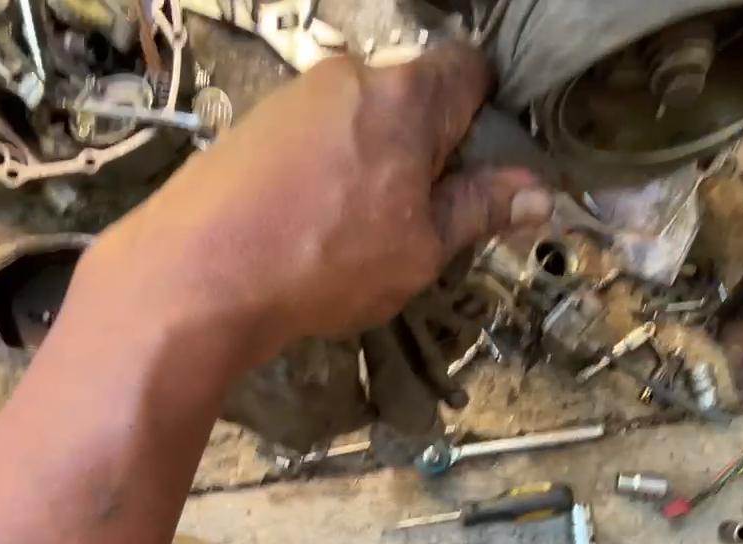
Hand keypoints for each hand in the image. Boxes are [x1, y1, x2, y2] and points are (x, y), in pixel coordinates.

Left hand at [64, 44, 549, 364]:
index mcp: (406, 96)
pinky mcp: (258, 124)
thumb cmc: (329, 261)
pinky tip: (317, 225)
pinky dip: (335, 172)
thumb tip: (540, 193)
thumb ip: (480, 211)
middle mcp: (351, 76)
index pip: (471, 70)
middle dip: (432, 151)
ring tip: (362, 234)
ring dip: (381, 166)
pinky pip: (321, 137)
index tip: (482, 170)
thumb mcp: (422, 249)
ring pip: (365, 121)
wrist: (202, 274)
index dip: (488, 116)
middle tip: (424, 220)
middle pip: (415, 98)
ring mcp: (297, 95)